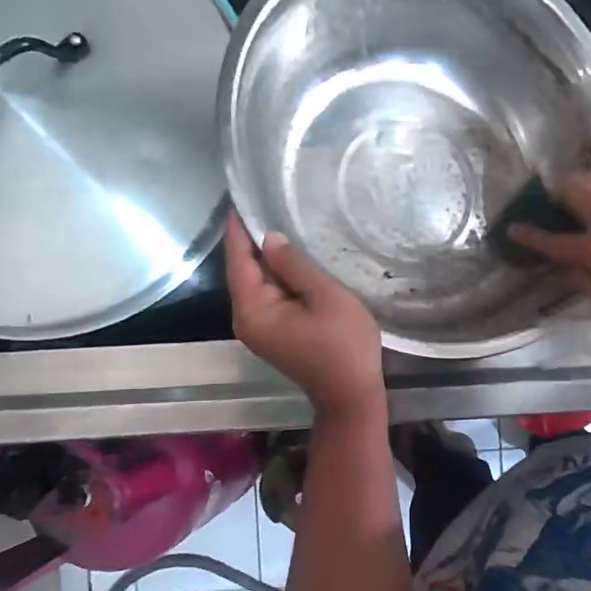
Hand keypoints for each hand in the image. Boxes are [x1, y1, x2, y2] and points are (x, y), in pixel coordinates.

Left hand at [225, 214, 385, 417]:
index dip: (239, 227)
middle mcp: (246, 319)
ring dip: (268, 257)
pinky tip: (293, 257)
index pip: (239, 259)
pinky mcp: (274, 333)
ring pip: (258, 283)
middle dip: (253, 238)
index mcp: (253, 309)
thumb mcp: (325, 296)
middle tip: (266, 199)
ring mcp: (259, 329)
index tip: (241, 195)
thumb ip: (295, 265)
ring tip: (281, 219)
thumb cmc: (343, 345)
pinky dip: (278, 276)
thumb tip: (270, 239)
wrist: (351, 395)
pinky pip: (269, 296)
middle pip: (244, 270)